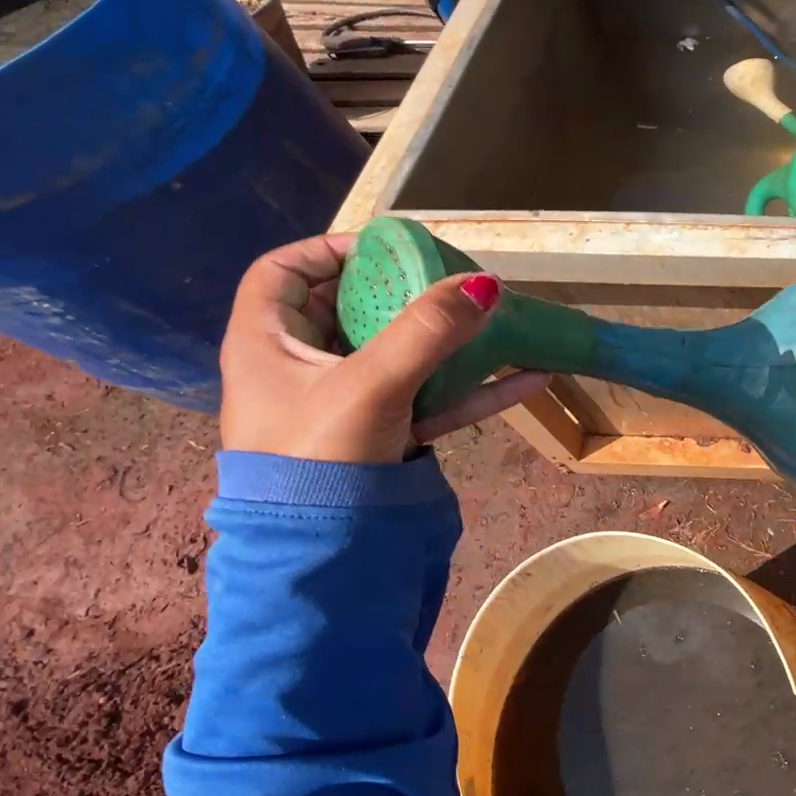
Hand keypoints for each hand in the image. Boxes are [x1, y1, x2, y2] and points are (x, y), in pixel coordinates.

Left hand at [218, 234, 552, 463]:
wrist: (322, 548)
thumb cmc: (320, 453)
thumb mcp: (372, 384)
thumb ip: (428, 332)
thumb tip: (485, 281)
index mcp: (267, 342)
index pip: (282, 273)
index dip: (328, 250)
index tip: (385, 246)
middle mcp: (303, 366)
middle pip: (350, 310)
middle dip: (404, 292)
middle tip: (451, 281)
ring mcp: (349, 402)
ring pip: (401, 355)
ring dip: (451, 339)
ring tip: (496, 321)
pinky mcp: (388, 435)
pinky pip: (435, 398)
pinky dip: (478, 388)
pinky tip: (529, 378)